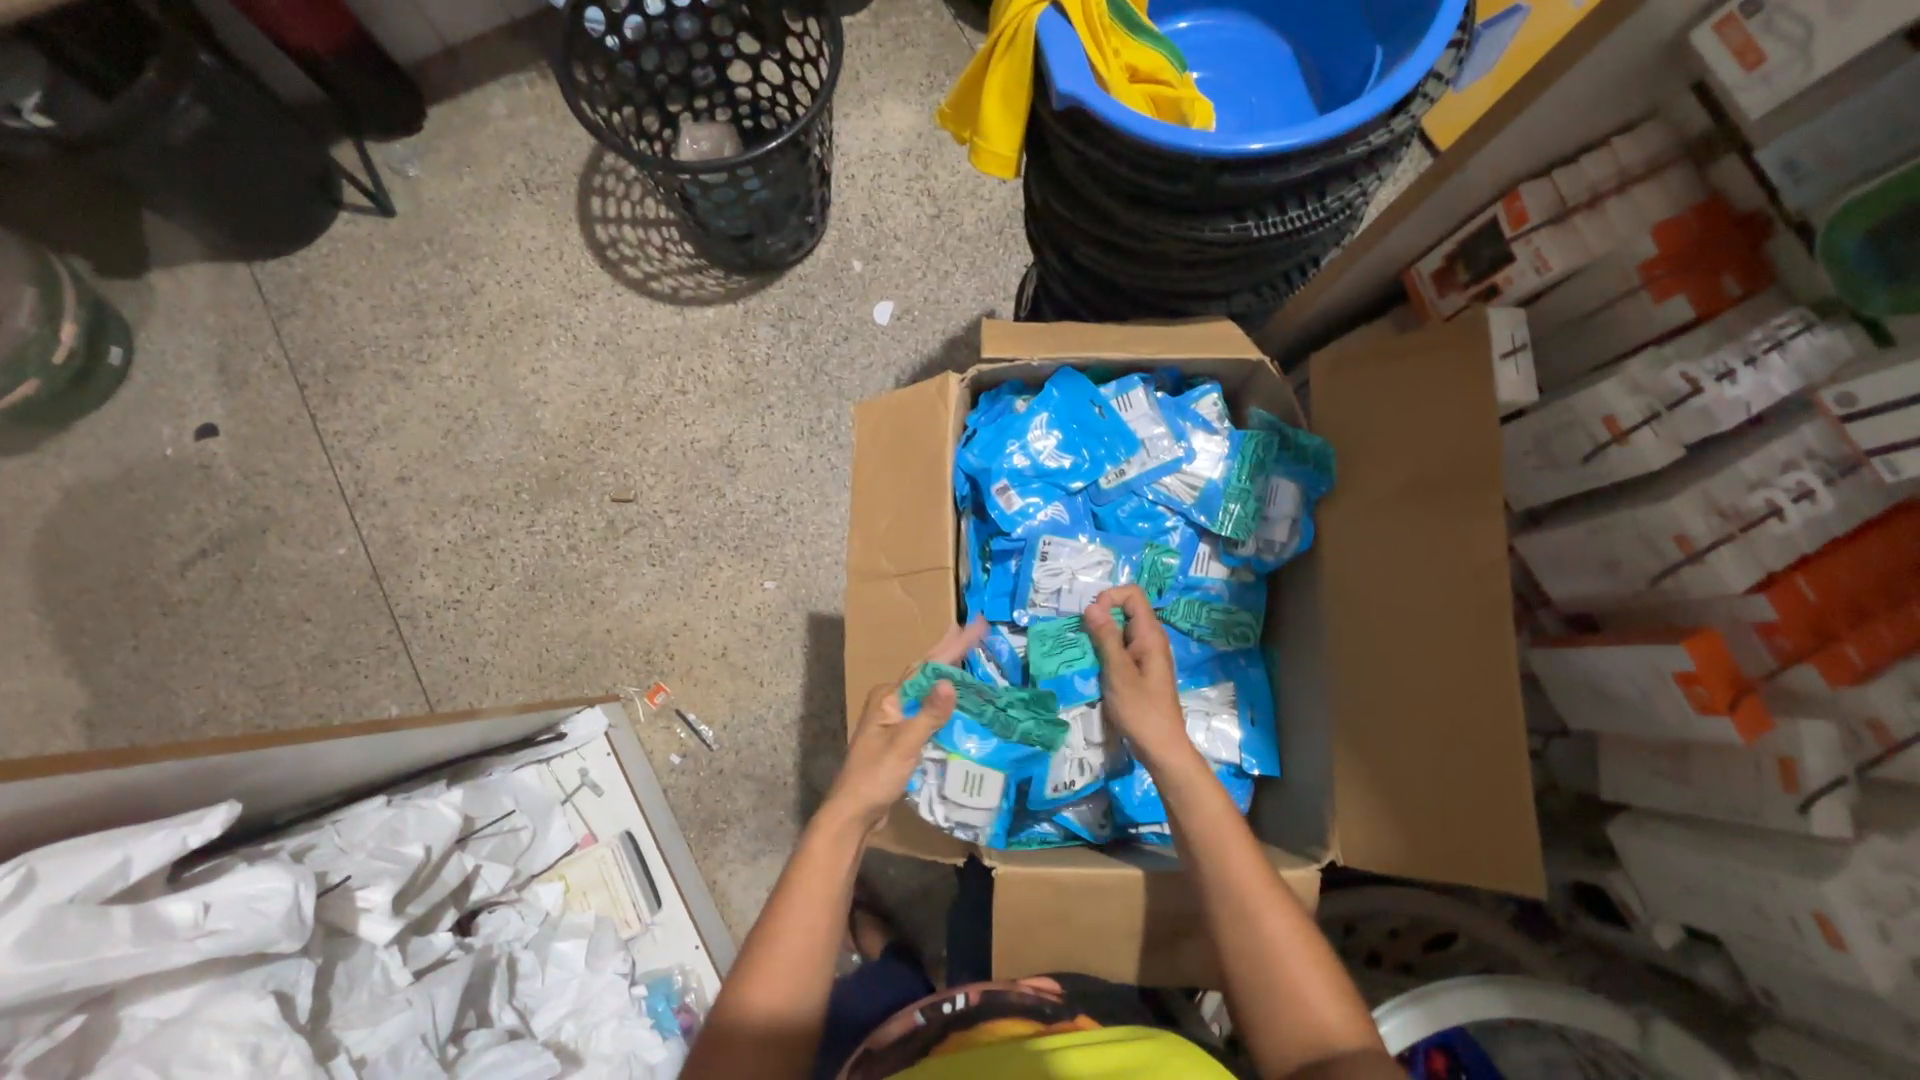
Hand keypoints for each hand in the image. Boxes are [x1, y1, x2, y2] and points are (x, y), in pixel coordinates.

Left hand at [823, 617, 987, 831]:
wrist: (854, 813)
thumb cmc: (875, 777)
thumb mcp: (905, 744)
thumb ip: (928, 714)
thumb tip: (949, 682)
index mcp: (889, 697)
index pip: (927, 665)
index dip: (953, 645)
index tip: (974, 625)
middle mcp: (890, 702)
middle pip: (926, 671)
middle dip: (950, 651)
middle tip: (974, 629)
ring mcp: (894, 720)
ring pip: (927, 690)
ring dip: (948, 673)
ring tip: (969, 654)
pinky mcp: (901, 737)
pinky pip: (928, 711)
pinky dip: (945, 701)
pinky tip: (958, 699)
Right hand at [1084, 586, 1194, 767]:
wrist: (1161, 747)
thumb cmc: (1141, 710)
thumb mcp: (1118, 672)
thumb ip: (1105, 638)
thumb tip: (1092, 606)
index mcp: (1150, 635)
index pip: (1132, 595)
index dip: (1110, 598)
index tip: (1092, 619)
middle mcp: (1151, 640)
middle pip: (1124, 611)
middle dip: (1100, 619)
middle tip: (1081, 639)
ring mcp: (1146, 656)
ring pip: (1120, 632)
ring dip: (1099, 638)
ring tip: (1082, 654)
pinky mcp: (1140, 670)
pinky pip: (1121, 650)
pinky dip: (1105, 653)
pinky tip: (1092, 669)